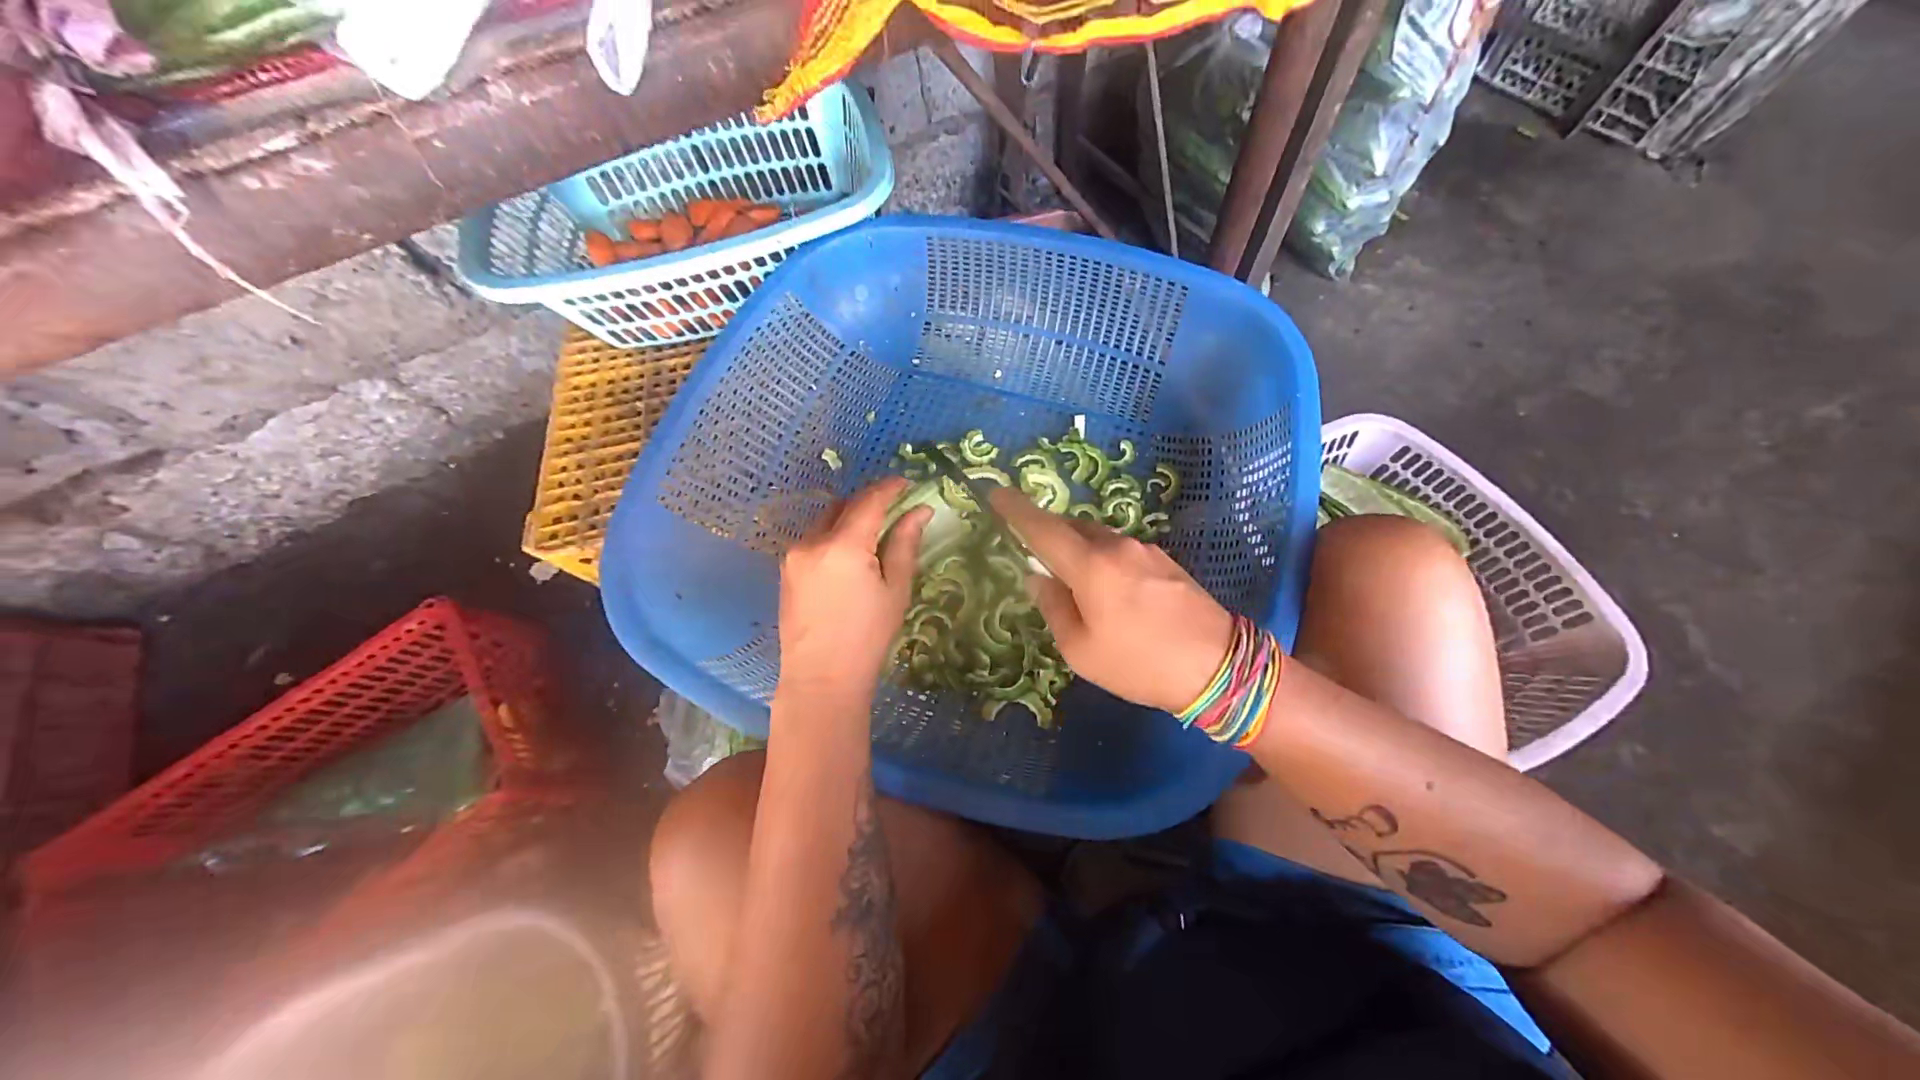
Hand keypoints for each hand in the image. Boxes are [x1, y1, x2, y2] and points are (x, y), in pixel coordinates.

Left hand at [778, 477, 930, 701]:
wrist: (821, 678)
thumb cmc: (867, 638)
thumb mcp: (895, 590)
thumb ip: (904, 544)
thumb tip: (919, 511)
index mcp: (844, 545)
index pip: (869, 501)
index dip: (890, 487)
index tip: (907, 482)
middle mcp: (813, 541)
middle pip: (843, 505)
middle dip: (868, 501)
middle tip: (894, 508)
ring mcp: (794, 555)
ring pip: (825, 521)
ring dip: (849, 518)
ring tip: (872, 534)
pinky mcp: (786, 570)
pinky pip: (813, 539)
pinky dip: (833, 536)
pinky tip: (849, 556)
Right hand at [989, 487, 1233, 713]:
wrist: (1220, 667)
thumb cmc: (1139, 664)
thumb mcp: (1081, 650)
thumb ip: (1054, 607)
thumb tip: (1039, 578)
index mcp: (1091, 566)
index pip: (1043, 528)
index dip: (1015, 510)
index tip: (994, 493)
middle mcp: (1117, 547)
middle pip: (1071, 528)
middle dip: (1048, 534)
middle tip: (1034, 558)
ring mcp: (1146, 550)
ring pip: (1098, 538)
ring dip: (1078, 550)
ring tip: (1076, 587)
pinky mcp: (1166, 561)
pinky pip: (1121, 551)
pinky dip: (1103, 561)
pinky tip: (1110, 594)